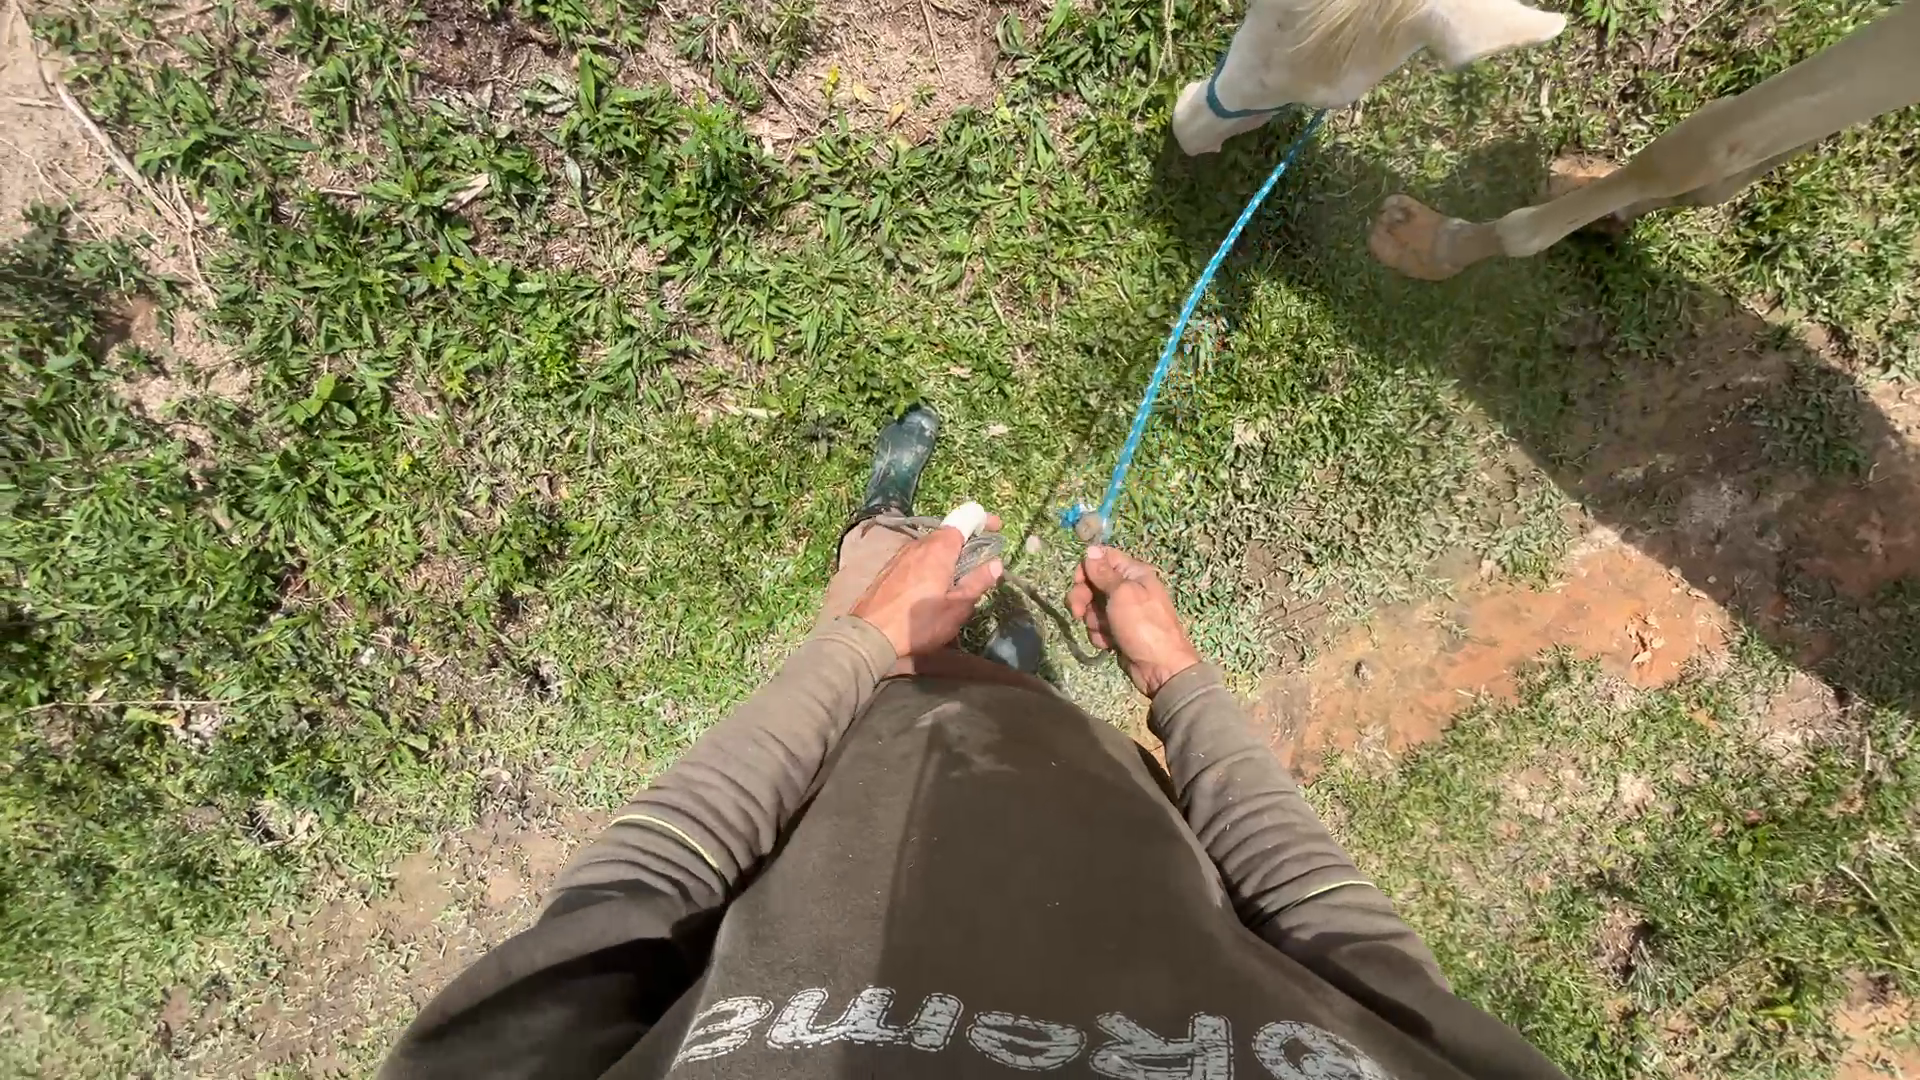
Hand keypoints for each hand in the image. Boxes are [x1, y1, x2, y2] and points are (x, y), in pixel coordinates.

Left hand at [851, 519, 1003, 658]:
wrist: (869, 636)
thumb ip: (977, 583)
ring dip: (947, 553)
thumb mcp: (956, 608)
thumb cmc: (919, 623)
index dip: (983, 520)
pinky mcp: (889, 569)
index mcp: (939, 549)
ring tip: (958, 573)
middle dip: (966, 540)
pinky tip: (933, 583)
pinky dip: (930, 562)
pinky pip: (916, 558)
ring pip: (930, 546)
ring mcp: (900, 556)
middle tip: (981, 557)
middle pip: (947, 533)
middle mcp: (918, 545)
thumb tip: (996, 563)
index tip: (997, 526)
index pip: (964, 520)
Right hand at [1069, 545, 1203, 697]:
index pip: (1103, 558)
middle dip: (1082, 598)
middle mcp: (1128, 588)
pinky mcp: (1118, 631)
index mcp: (1134, 573)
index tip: (1078, 581)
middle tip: (1076, 612)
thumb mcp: (1122, 594)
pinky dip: (1099, 635)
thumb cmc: (1143, 625)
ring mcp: (1123, 611)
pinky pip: (1098, 626)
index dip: (1087, 568)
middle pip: (1092, 583)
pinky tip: (1108, 643)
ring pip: (1092, 607)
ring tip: (1104, 632)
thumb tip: (1091, 549)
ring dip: (1092, 620)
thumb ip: (1104, 573)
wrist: (1160, 668)